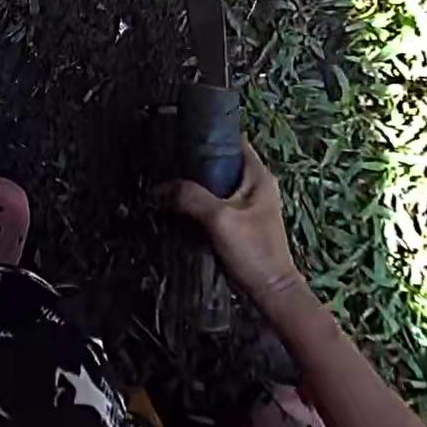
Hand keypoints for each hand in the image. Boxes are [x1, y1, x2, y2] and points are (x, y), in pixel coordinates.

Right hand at [155, 140, 305, 303]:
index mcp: (258, 175)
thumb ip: (188, 197)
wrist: (270, 292)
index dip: (207, 134)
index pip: (232, 140)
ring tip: (166, 182)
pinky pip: (211, 199)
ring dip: (191, 182)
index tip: (179, 134)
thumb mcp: (218, 219)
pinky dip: (195, 199)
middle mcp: (255, 184)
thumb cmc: (254, 252)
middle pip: (218, 160)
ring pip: (213, 181)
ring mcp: (247, 203)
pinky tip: (177, 204)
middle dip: (192, 160)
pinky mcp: (238, 220)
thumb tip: (156, 190)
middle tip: (165, 161)